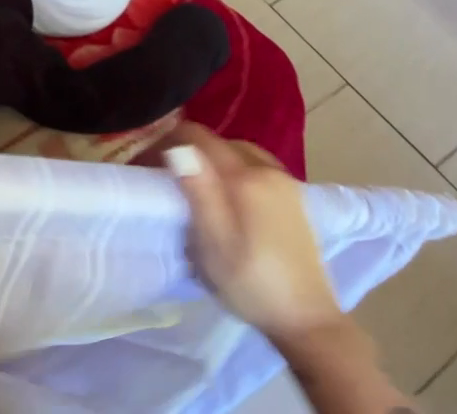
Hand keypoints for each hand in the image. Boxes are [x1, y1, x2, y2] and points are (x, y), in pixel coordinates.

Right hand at [159, 123, 344, 341]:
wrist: (307, 319)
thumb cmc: (250, 284)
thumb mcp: (213, 244)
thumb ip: (198, 191)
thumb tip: (178, 148)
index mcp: (244, 178)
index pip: (198, 136)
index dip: (168, 141)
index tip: (149, 163)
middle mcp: (267, 170)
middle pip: (219, 141)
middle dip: (190, 151)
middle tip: (169, 178)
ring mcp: (285, 182)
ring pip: (239, 152)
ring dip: (213, 159)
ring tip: (197, 186)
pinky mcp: (295, 197)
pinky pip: (257, 165)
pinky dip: (236, 168)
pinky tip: (230, 195)